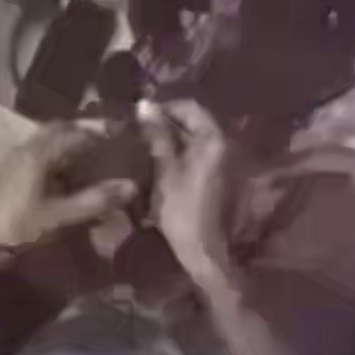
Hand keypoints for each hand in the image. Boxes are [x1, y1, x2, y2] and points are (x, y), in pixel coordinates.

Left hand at [0, 127, 138, 251]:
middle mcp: (21, 150)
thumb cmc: (21, 231)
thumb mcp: (62, 216)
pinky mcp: (3, 178)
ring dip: (65, 147)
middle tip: (104, 146)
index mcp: (37, 154)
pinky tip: (63, 178)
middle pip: (56, 131)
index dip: (99, 135)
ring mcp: (9, 163)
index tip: (120, 141)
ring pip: (42, 144)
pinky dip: (52, 161)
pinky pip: (33, 158)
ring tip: (87, 162)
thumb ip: (96, 199)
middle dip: (81, 135)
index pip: (74, 133)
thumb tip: (131, 186)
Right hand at [140, 99, 235, 287]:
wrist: (201, 249)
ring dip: (165, 139)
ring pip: (188, 138)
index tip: (137, 116)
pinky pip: (189, 154)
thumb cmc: (181, 210)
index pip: (188, 107)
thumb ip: (156, 137)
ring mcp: (216, 161)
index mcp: (211, 140)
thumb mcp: (164, 171)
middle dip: (163, 123)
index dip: (163, 107)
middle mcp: (219, 145)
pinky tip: (152, 162)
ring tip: (139, 145)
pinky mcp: (210, 175)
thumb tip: (144, 105)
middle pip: (190, 122)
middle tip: (134, 130)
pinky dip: (172, 153)